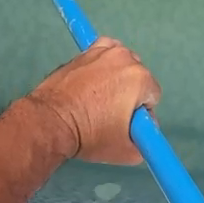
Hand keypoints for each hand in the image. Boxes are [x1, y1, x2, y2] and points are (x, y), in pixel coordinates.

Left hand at [23, 38, 161, 164]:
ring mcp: (102, 51)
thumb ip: (145, 143)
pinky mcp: (83, 52)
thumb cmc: (90, 134)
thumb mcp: (125, 151)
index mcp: (139, 78)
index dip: (142, 113)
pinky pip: (102, 52)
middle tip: (112, 113)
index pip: (153, 96)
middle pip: (138, 77)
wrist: (51, 121)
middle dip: (130, 94)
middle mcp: (124, 58)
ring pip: (121, 62)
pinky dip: (102, 62)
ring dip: (117, 76)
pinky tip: (94, 79)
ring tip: (101, 98)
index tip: (127, 124)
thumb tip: (143, 134)